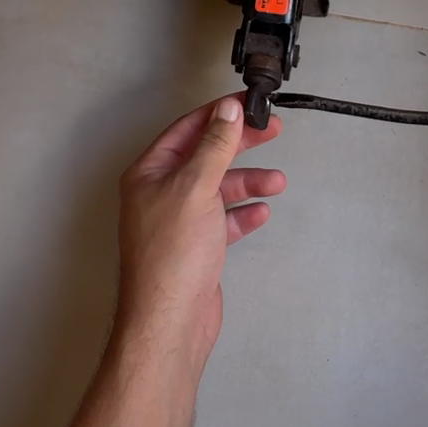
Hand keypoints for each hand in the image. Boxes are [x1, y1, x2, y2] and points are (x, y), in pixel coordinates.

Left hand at [115, 94, 284, 368]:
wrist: (170, 322)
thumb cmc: (173, 254)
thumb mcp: (196, 187)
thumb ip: (215, 146)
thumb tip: (228, 111)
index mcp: (150, 172)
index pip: (187, 129)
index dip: (218, 113)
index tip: (248, 104)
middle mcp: (161, 192)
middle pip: (206, 155)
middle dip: (239, 144)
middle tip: (271, 130)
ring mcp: (179, 219)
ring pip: (219, 187)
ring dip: (248, 182)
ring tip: (277, 181)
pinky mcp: (196, 245)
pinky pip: (224, 218)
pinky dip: (243, 213)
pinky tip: (261, 212)